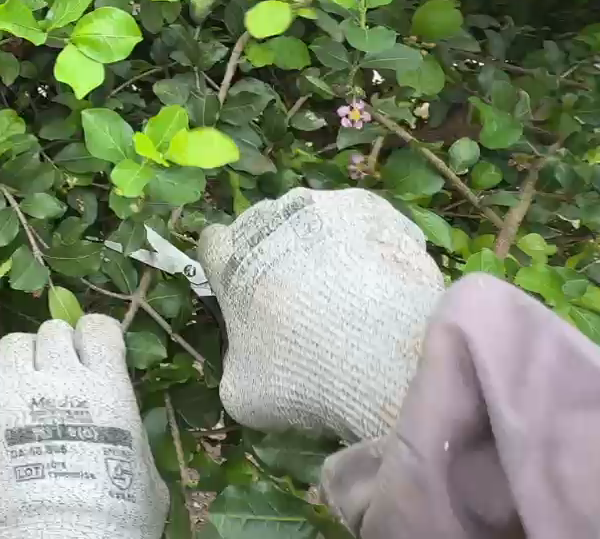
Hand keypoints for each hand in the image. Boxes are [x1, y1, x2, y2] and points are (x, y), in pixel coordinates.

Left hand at [0, 297, 168, 538]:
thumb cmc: (113, 525)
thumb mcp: (145, 480)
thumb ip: (128, 438)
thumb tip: (121, 432)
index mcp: (105, 386)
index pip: (98, 329)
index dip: (93, 342)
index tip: (91, 358)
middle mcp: (57, 374)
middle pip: (52, 334)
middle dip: (56, 357)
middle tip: (56, 394)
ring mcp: (10, 386)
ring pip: (13, 344)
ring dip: (20, 362)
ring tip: (21, 397)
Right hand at [198, 187, 444, 442]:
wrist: (382, 359)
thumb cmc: (302, 376)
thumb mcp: (245, 393)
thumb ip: (235, 362)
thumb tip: (247, 357)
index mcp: (228, 256)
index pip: (214, 243)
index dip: (230, 267)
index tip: (250, 292)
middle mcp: (265, 218)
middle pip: (264, 229)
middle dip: (279, 255)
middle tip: (306, 300)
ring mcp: (316, 206)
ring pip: (313, 221)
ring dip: (324, 245)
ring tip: (354, 292)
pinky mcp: (367, 205)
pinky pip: (362, 221)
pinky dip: (369, 244)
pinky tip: (386, 281)